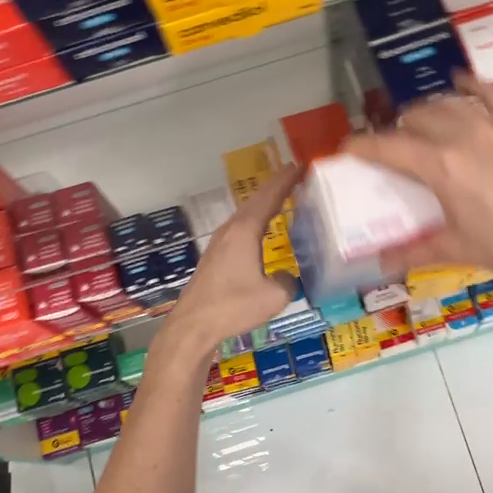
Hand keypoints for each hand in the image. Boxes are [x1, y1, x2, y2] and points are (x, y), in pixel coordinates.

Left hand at [165, 164, 301, 355]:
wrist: (193, 326)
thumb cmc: (233, 307)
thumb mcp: (274, 297)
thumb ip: (288, 282)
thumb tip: (287, 278)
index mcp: (245, 231)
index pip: (269, 197)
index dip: (285, 181)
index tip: (299, 166)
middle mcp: (230, 231)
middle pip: (255, 202)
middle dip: (275, 189)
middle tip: (295, 179)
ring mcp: (219, 245)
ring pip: (245, 217)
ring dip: (263, 207)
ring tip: (282, 202)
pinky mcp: (215, 260)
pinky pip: (240, 232)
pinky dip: (255, 225)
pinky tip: (261, 235)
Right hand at [344, 74, 492, 283]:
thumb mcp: (457, 249)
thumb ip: (413, 251)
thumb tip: (379, 262)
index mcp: (440, 165)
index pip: (386, 147)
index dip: (360, 147)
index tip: (345, 151)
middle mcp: (461, 134)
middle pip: (413, 119)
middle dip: (393, 131)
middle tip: (388, 152)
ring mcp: (492, 124)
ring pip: (445, 102)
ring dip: (424, 112)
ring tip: (418, 128)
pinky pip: (488, 92)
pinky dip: (469, 86)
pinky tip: (460, 83)